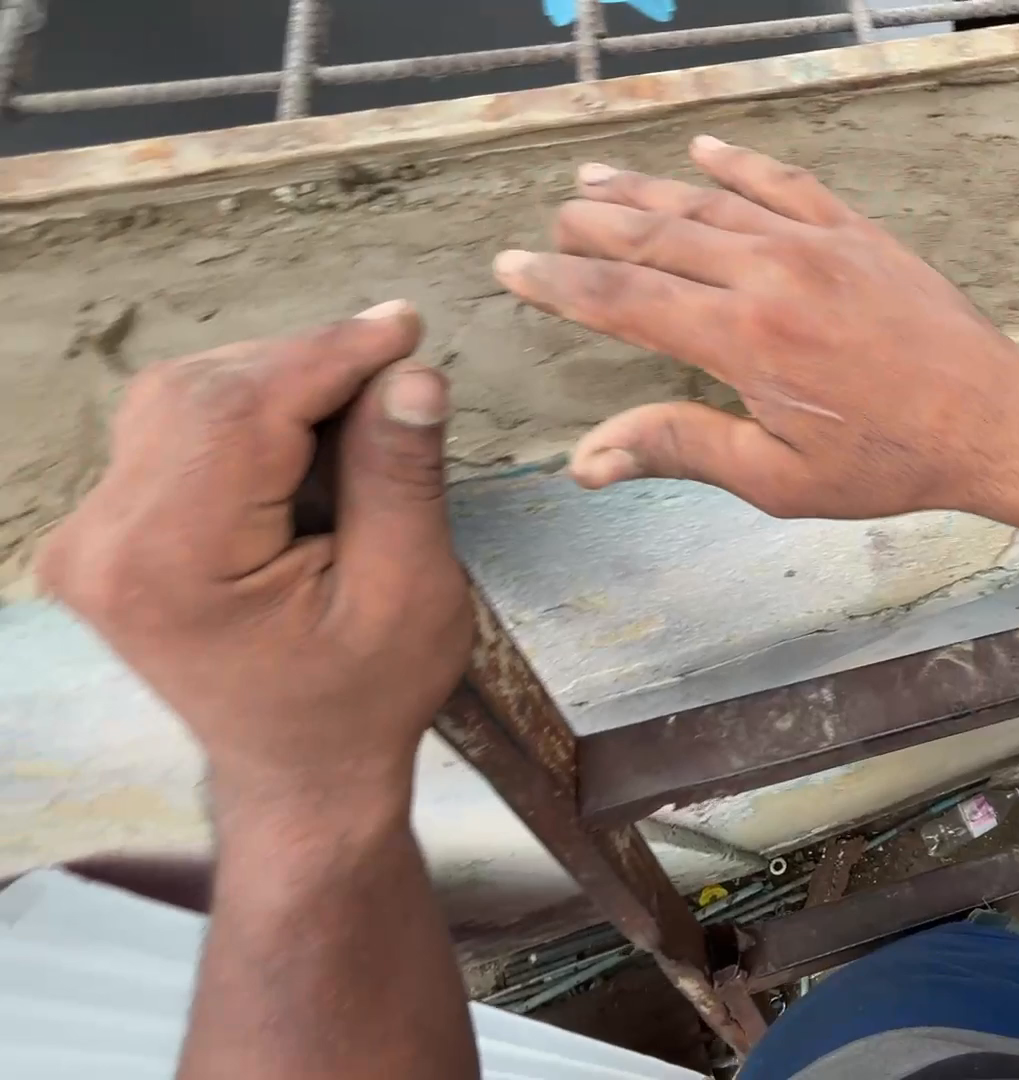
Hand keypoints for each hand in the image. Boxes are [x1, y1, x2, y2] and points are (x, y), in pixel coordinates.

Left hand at [35, 304, 472, 815]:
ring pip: (182, 405)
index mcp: (168, 562)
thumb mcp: (412, 589)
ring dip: (283, 386)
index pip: (241, 413)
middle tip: (401, 364)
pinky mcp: (118, 535)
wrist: (309, 765)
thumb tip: (414, 378)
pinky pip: (183, 439)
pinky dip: (260, 417)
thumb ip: (401, 480)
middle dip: (307, 365)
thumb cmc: (373, 689)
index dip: (328, 356)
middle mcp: (100, 539)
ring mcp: (95, 536)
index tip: (404, 323)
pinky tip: (319, 435)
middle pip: (197, 396)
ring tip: (370, 401)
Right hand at [492, 136, 1018, 528]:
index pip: (622, 300)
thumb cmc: (891, 463)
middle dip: (594, 230)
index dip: (559, 285)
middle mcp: (769, 275)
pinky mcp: (860, 235)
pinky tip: (704, 152)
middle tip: (553, 224)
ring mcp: (818, 245)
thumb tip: (589, 460)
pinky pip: (786, 183)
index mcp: (741, 341)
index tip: (512, 269)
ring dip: (646, 190)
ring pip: (710, 202)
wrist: (992, 421)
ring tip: (597, 182)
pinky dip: (739, 164)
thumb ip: (684, 450)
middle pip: (656, 237)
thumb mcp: (783, 480)